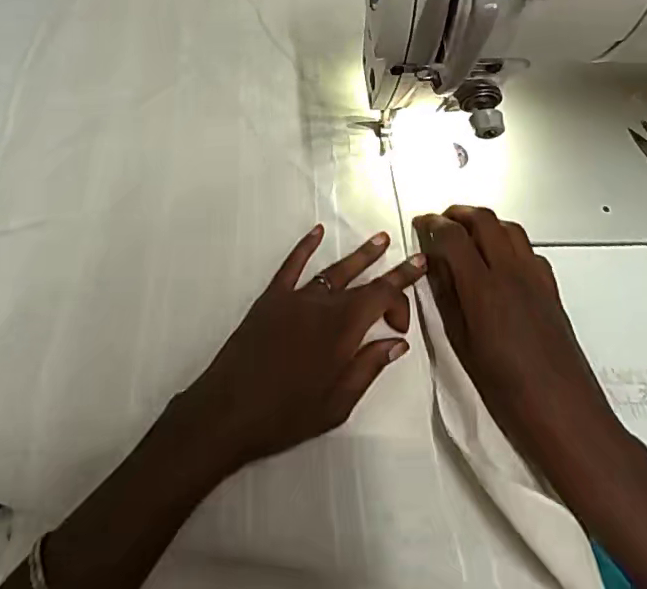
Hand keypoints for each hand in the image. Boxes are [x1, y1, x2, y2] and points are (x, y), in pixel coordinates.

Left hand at [171, 224, 425, 469]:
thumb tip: (397, 342)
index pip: (381, 298)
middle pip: (363, 280)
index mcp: (342, 329)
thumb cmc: (288, 413)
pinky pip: (291, 265)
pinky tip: (317, 232)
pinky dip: (306, 246)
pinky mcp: (271, 298)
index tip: (401, 327)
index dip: (399, 303)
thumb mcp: (339, 402)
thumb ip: (368, 367)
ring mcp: (294, 298)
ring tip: (380, 239)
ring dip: (359, 255)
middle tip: (416, 257)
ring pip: (333, 270)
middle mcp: (321, 304)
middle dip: (392, 270)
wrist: (230, 408)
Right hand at [413, 205, 621, 456]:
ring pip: (509, 228)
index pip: (452, 235)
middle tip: (440, 221)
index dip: (432, 224)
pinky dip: (508, 242)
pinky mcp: (551, 290)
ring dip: (485, 222)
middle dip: (458, 213)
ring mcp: (536, 279)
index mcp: (483, 288)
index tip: (422, 225)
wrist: (564, 414)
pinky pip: (528, 250)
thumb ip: (446, 297)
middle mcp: (512, 275)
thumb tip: (435, 268)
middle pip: (484, 220)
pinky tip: (498, 260)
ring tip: (467, 233)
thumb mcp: (461, 342)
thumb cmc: (510, 389)